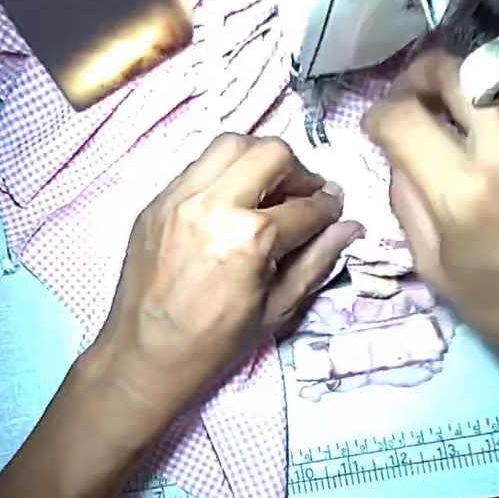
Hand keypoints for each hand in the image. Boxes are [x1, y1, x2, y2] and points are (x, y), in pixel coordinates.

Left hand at [87, 134, 361, 428]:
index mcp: (251, 239)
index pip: (305, 207)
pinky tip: (233, 200)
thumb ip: (317, 261)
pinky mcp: (157, 200)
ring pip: (232, 144)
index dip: (329, 207)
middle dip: (299, 171)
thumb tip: (351, 226)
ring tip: (270, 188)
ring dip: (260, 159)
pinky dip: (226, 172)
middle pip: (271, 153)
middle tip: (305, 194)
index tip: (335, 208)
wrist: (147, 353)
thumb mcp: (278, 309)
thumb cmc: (218, 342)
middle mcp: (214, 205)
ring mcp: (180, 197)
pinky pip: (199, 165)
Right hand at [363, 24, 498, 397]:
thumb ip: (410, 208)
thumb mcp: (443, 278)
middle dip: (424, 76)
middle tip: (429, 99)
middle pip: (454, 64)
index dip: (380, 117)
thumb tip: (401, 156)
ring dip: (495, 48)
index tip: (386, 128)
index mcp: (467, 194)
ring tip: (490, 73)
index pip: (400, 116)